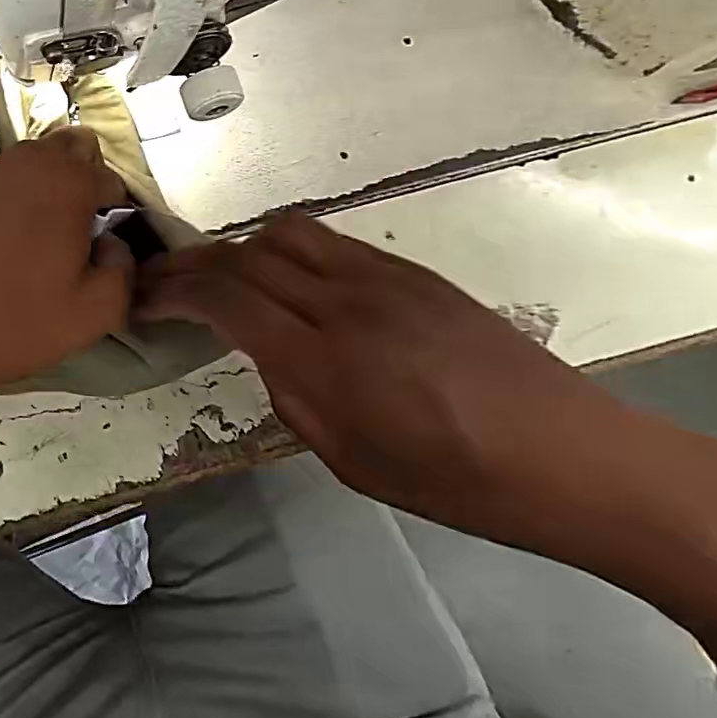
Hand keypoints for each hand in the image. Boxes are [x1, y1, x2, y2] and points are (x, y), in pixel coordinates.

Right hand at [135, 213, 699, 549]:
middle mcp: (349, 302)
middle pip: (247, 255)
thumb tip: (265, 353)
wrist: (572, 456)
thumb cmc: (458, 483)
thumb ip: (294, 396)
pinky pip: (331, 242)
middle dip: (193, 264)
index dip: (175, 292)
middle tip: (164, 283)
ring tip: (221, 276)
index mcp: (328, 360)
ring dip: (240, 249)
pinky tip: (287, 279)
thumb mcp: (351, 461)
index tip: (144, 299)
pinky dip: (287, 251)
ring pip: (287, 233)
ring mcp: (384, 277)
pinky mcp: (412, 272)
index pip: (227, 299)